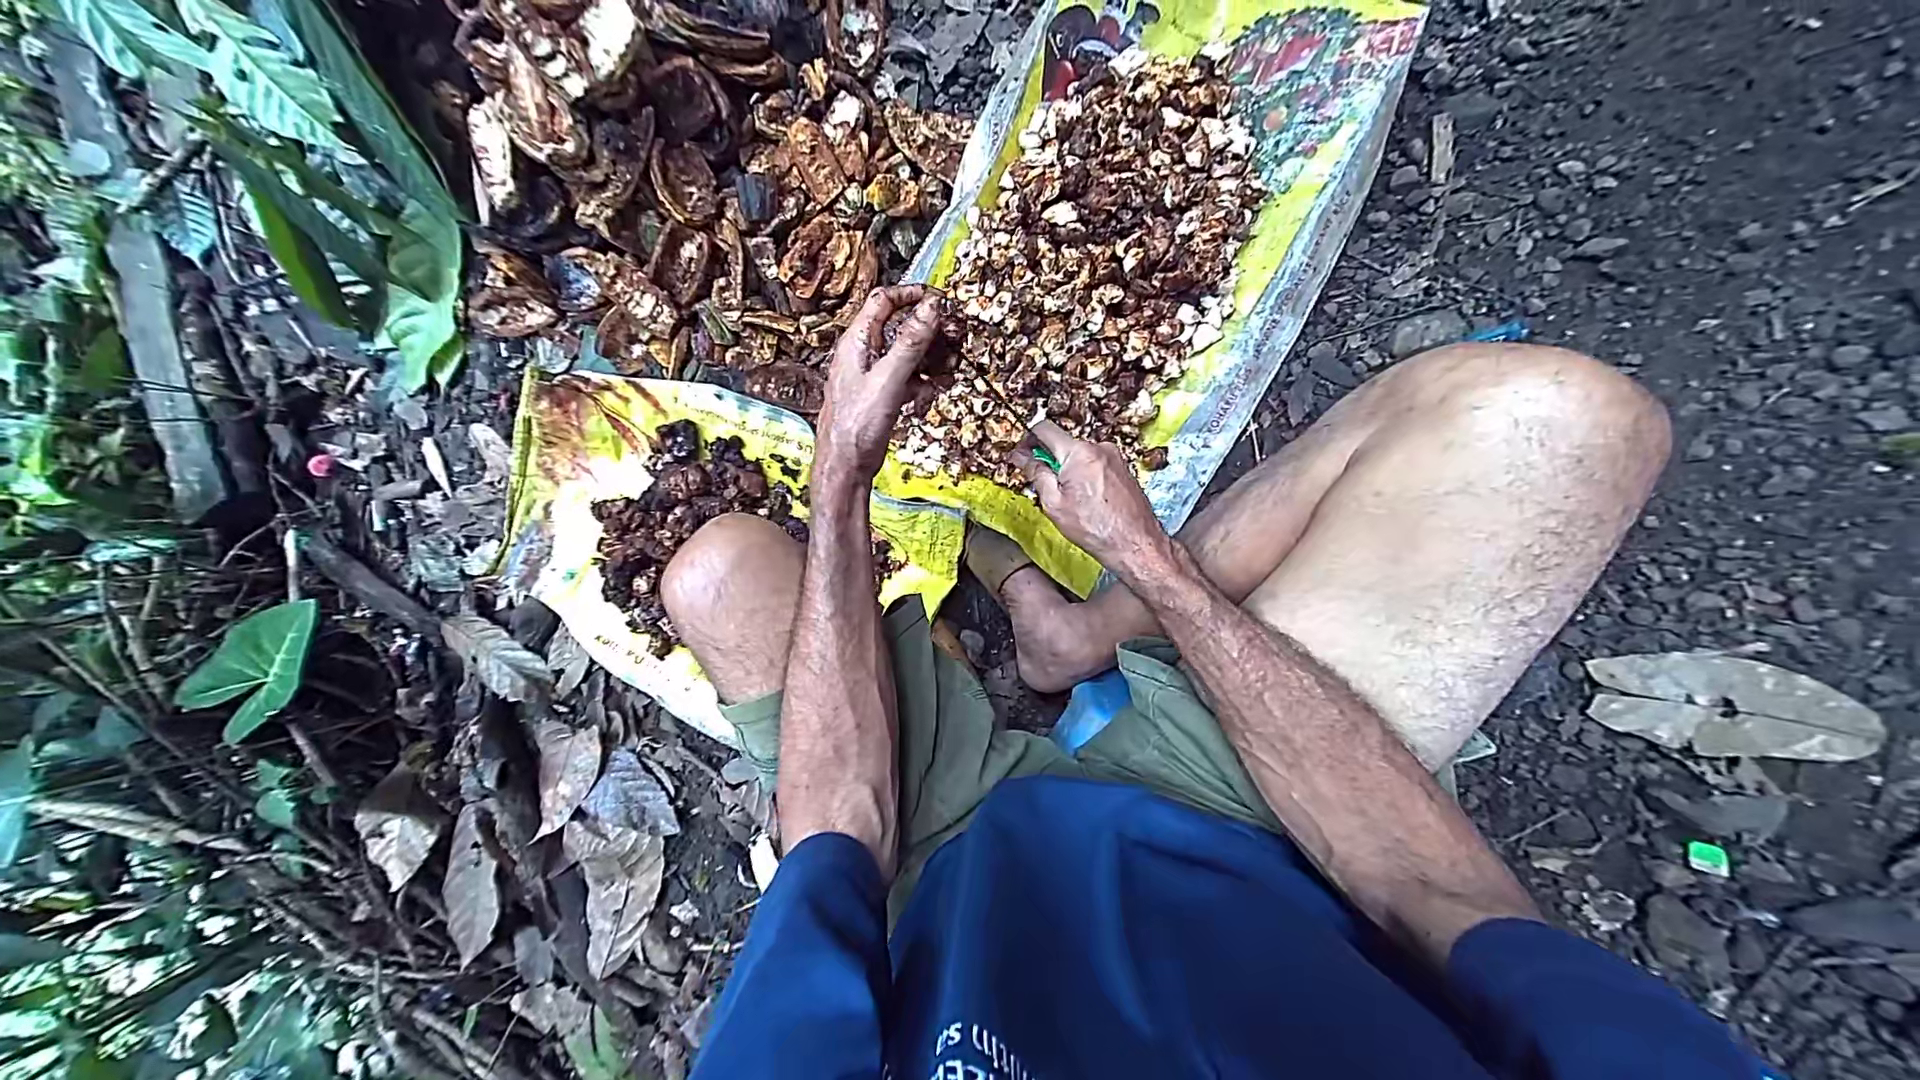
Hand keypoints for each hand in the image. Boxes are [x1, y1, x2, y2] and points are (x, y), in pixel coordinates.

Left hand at [814, 285, 941, 490]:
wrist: (845, 467)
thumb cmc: (853, 428)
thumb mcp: (888, 380)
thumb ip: (910, 343)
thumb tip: (929, 309)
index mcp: (857, 342)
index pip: (883, 300)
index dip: (911, 294)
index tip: (937, 299)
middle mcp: (863, 355)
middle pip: (901, 327)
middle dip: (929, 332)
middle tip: (952, 337)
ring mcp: (873, 376)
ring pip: (907, 355)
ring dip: (930, 359)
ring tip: (947, 369)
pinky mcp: (882, 396)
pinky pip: (908, 379)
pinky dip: (922, 382)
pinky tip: (930, 393)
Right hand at [1019, 421, 1172, 580]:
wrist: (1134, 542)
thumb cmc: (1096, 528)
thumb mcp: (1054, 503)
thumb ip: (1037, 474)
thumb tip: (1023, 457)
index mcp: (1079, 452)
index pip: (1044, 428)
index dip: (1027, 439)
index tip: (1022, 454)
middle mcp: (1099, 447)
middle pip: (1064, 444)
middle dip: (1050, 460)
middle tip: (1044, 486)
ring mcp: (1114, 456)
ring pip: (1080, 456)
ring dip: (1069, 470)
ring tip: (1071, 500)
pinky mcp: (1123, 467)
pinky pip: (1095, 463)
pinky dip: (1085, 476)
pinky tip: (1088, 500)